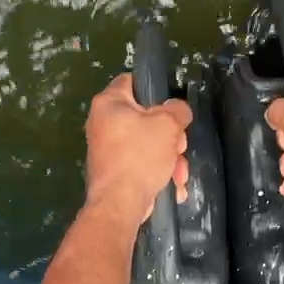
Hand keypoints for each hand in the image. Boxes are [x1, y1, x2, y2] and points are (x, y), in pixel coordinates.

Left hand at [83, 74, 191, 222]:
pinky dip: (159, 172)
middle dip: (170, 135)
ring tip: (179, 174)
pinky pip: (142, 163)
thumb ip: (178, 110)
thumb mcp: (168, 124)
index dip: (154, 88)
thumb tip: (177, 110)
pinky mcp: (114, 171)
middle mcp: (103, 123)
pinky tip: (174, 186)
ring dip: (170, 158)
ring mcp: (107, 149)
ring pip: (148, 144)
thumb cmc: (140, 156)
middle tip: (180, 145)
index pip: (131, 80)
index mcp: (109, 103)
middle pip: (146, 118)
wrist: (120, 203)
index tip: (172, 105)